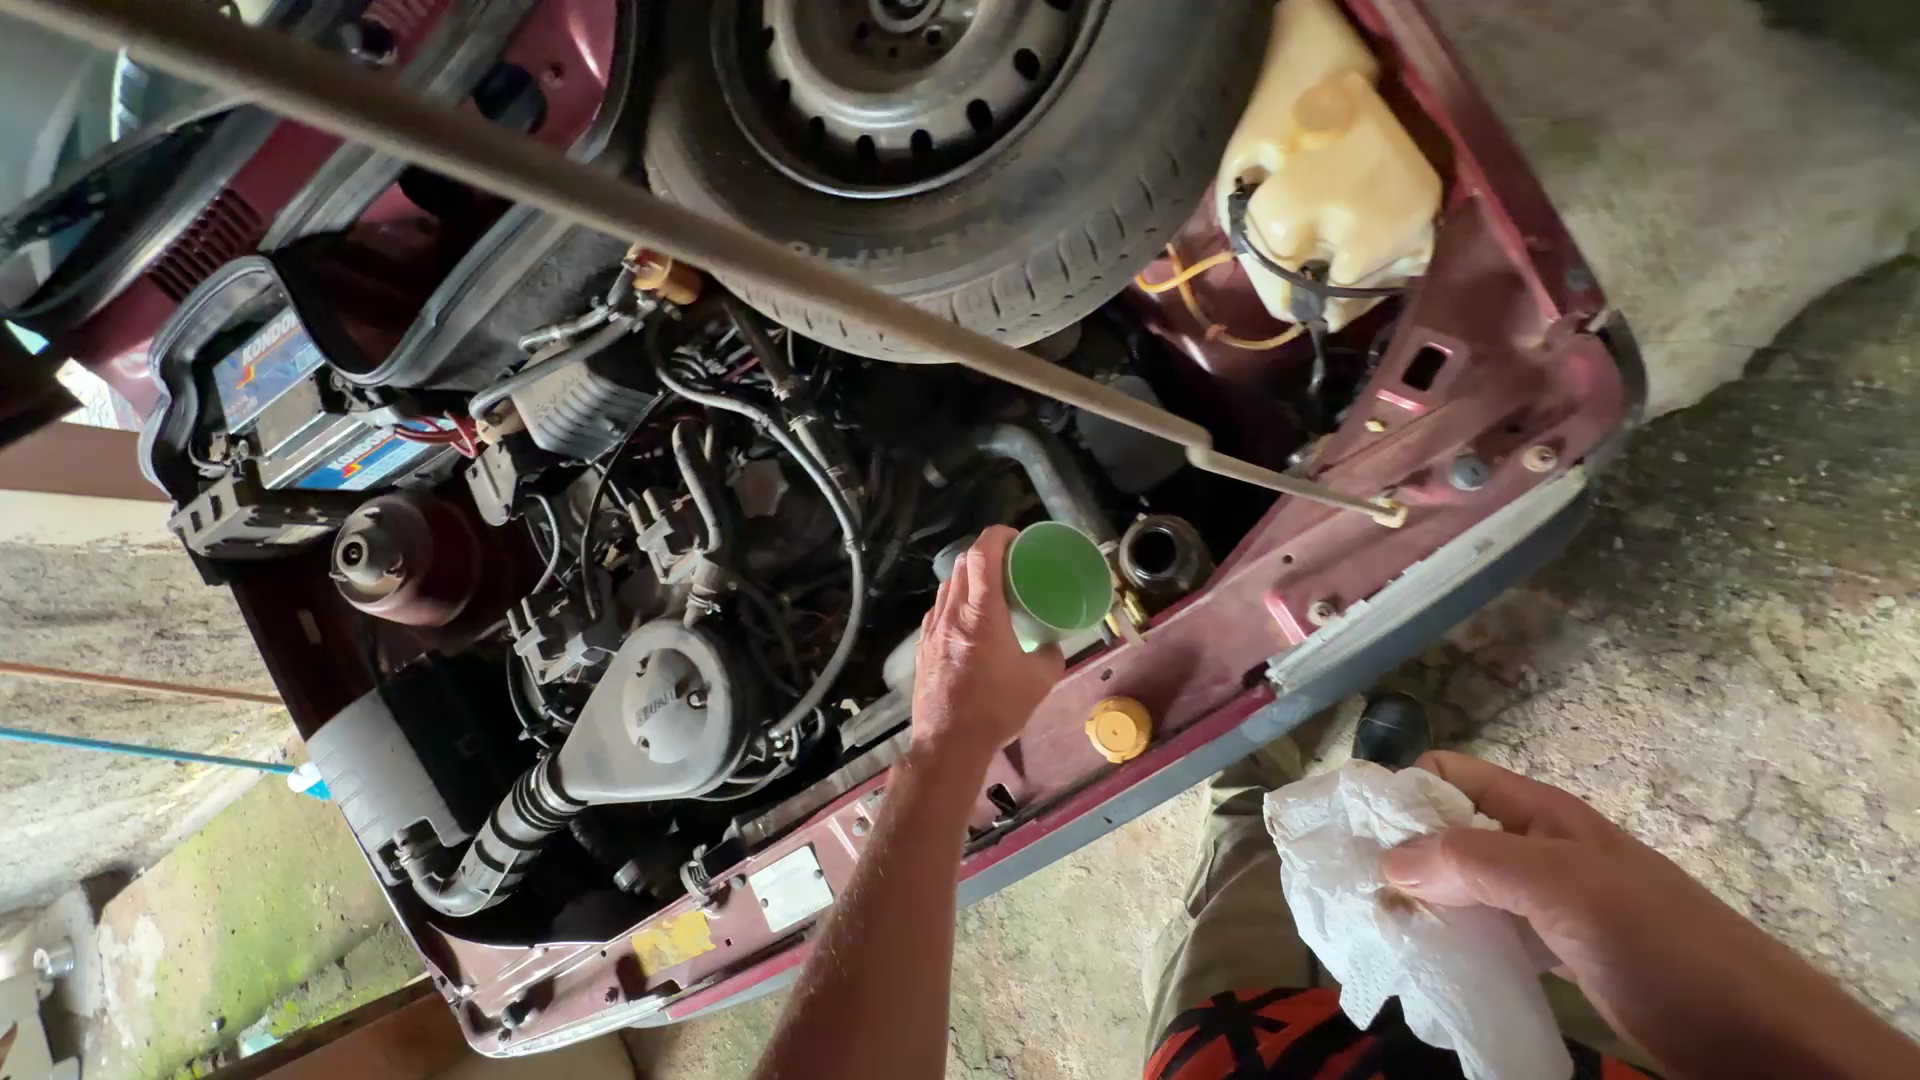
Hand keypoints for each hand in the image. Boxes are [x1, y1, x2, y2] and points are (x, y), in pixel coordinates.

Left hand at [910, 526, 1064, 767]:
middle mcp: (952, 613)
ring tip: (991, 591)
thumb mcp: (1039, 681)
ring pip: (948, 586)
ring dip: (969, 578)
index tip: (1016, 537)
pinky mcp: (923, 645)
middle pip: (963, 564)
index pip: (982, 554)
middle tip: (1009, 563)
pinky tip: (969, 621)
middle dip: (985, 553)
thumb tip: (1053, 644)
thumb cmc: (995, 709)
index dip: (998, 535)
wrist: (948, 742)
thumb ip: (1051, 654)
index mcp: (981, 613)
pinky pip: (939, 609)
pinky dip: (956, 602)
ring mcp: (933, 628)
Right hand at [1380, 752, 1919, 1079]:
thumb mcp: (1563, 888)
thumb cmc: (1662, 943)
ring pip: (1460, 881)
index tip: (1351, 826)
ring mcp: (1544, 900)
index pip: (1446, 776)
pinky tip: (1426, 953)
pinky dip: (1452, 934)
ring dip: (1419, 895)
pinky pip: (1484, 928)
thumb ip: (1470, 863)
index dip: (1397, 790)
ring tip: (1375, 919)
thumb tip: (1384, 861)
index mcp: (1537, 811)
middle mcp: (1534, 846)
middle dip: (1397, 848)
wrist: (1769, 1047)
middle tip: (1351, 881)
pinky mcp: (1552, 950)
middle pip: (1446, 829)